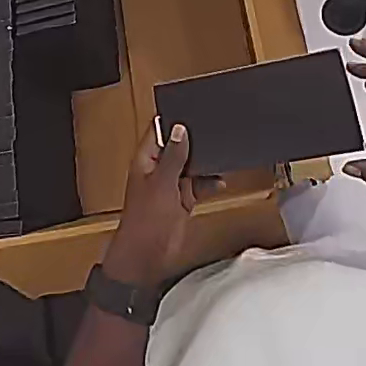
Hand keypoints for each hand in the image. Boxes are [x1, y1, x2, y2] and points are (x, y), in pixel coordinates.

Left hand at [103, 123, 211, 285]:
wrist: (147, 255)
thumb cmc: (145, 219)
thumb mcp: (162, 183)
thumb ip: (173, 156)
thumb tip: (180, 130)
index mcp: (146, 159)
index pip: (157, 131)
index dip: (172, 121)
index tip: (190, 110)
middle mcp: (158, 169)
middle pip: (177, 147)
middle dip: (192, 141)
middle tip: (212, 131)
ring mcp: (170, 185)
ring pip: (190, 166)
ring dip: (203, 163)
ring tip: (220, 154)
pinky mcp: (182, 200)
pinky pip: (198, 185)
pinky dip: (208, 183)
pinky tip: (220, 182)